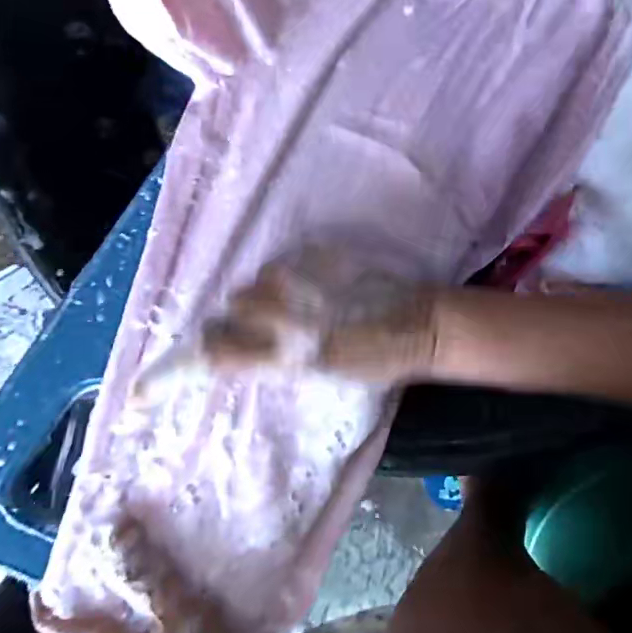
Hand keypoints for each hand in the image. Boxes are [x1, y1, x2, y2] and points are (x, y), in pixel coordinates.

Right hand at [198, 247, 436, 384]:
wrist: (419, 324)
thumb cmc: (375, 362)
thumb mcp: (323, 376)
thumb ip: (279, 363)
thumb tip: (243, 352)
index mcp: (288, 354)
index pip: (223, 349)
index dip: (212, 346)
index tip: (213, 345)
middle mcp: (290, 313)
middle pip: (237, 301)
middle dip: (243, 311)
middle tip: (264, 319)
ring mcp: (307, 279)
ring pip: (263, 276)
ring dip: (270, 288)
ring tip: (295, 298)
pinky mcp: (323, 255)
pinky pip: (290, 260)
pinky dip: (294, 272)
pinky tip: (314, 281)